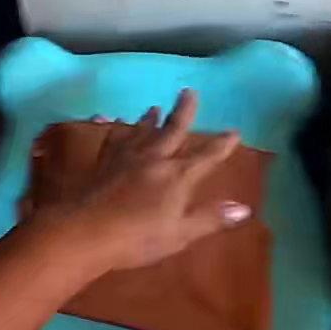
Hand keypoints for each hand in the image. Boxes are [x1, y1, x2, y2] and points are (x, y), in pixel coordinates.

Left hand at [40, 88, 250, 272]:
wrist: (86, 232)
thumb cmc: (137, 238)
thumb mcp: (180, 233)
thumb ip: (210, 218)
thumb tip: (244, 208)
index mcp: (176, 176)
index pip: (206, 157)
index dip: (221, 145)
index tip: (233, 131)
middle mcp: (152, 159)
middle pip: (171, 130)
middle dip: (183, 111)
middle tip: (188, 91)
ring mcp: (124, 159)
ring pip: (140, 132)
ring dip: (148, 119)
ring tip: (153, 108)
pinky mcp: (101, 164)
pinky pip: (109, 140)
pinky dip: (111, 128)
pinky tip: (108, 120)